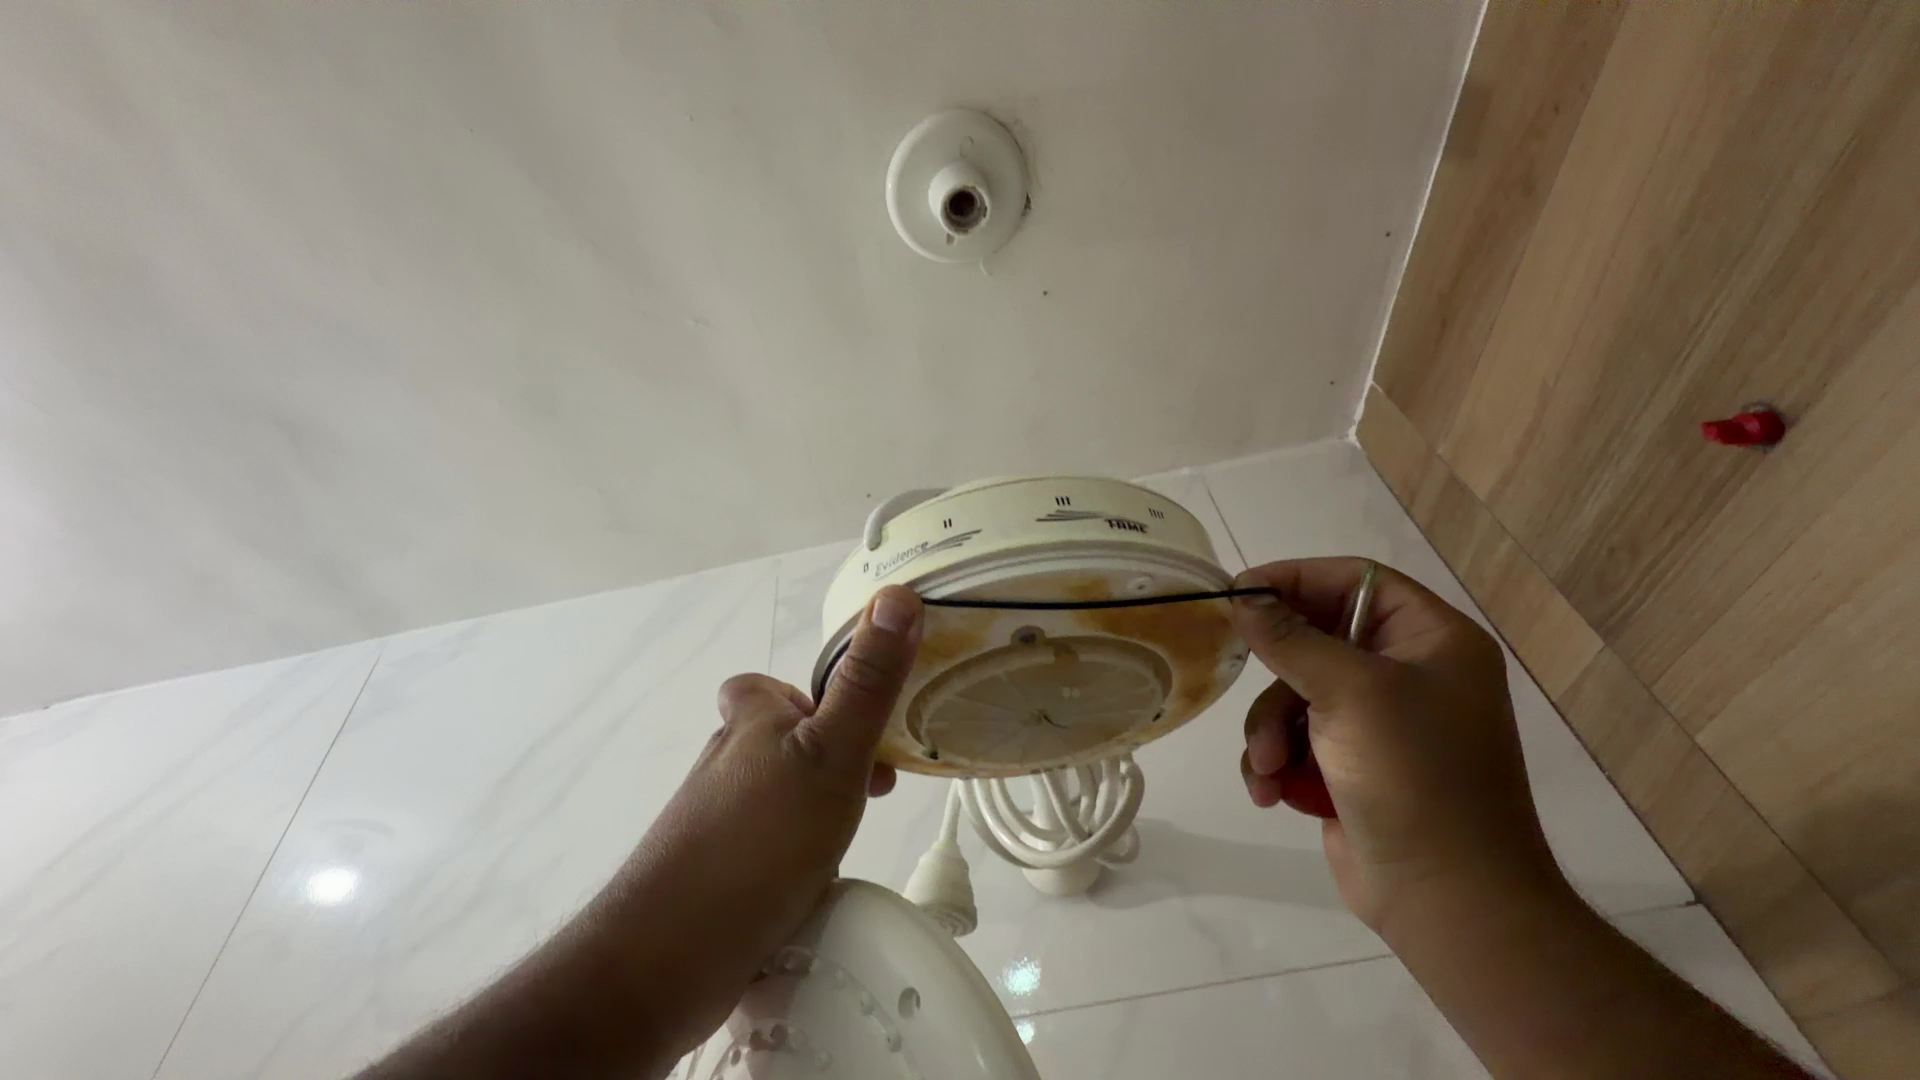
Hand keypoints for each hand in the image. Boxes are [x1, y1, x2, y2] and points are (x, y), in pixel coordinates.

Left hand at [608, 585, 923, 1059]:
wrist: (670, 958)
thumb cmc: (760, 840)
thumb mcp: (831, 753)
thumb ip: (867, 682)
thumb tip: (898, 594)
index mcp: (748, 726)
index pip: (760, 688)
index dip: (800, 696)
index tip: (850, 727)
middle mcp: (722, 767)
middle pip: (768, 743)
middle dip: (818, 756)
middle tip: (869, 789)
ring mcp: (711, 826)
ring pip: (766, 797)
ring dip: (808, 805)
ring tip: (850, 837)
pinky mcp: (708, 879)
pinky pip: (759, 847)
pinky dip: (789, 853)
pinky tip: (813, 884)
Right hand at [1229, 558, 1563, 934]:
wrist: (1449, 900)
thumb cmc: (1415, 778)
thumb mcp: (1350, 693)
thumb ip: (1290, 638)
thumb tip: (1242, 596)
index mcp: (1431, 640)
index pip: (1354, 580)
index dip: (1295, 579)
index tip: (1238, 592)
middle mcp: (1408, 673)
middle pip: (1315, 640)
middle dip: (1277, 678)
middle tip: (1245, 681)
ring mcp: (1379, 723)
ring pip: (1294, 696)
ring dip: (1271, 731)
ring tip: (1272, 769)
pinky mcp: (1350, 766)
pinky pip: (1296, 740)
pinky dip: (1278, 764)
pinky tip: (1274, 794)